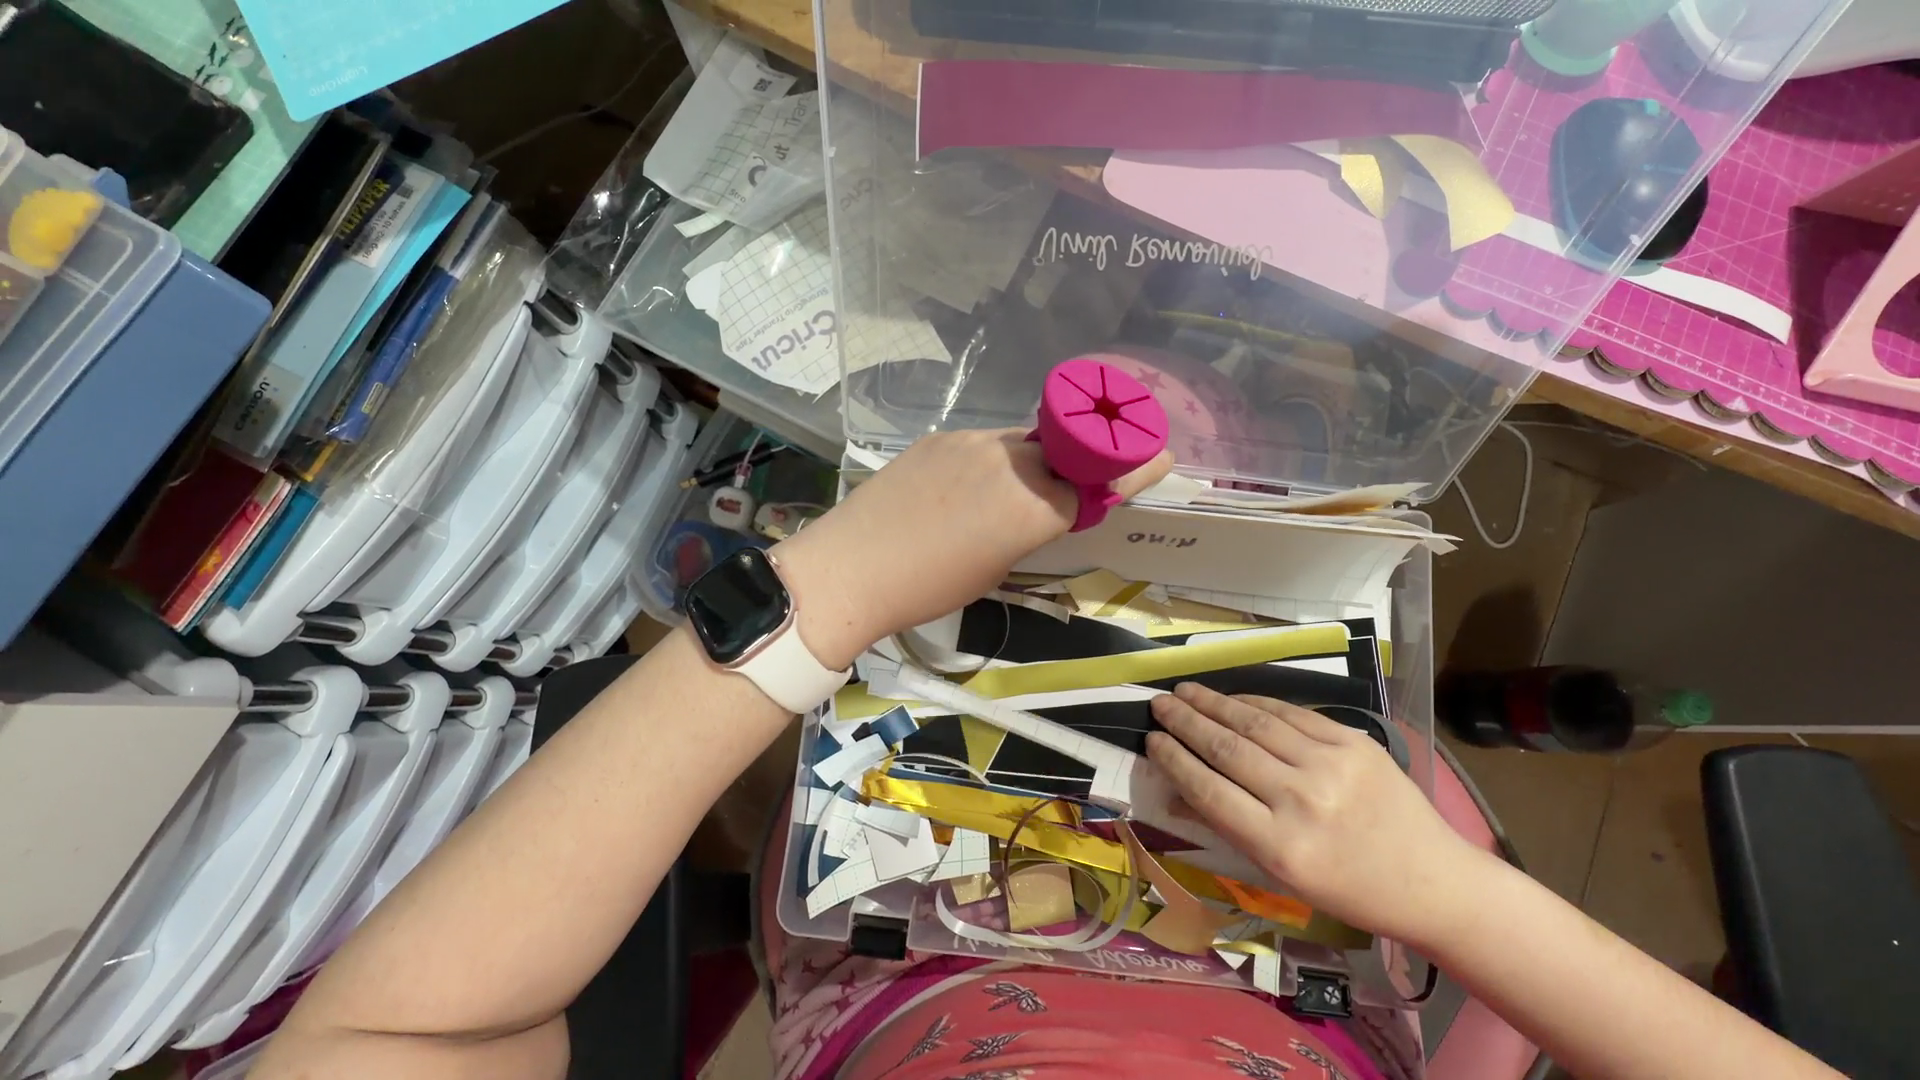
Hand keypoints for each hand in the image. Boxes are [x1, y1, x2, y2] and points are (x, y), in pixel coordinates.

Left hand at [775, 429, 1170, 669]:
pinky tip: (963, 488)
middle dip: (1070, 468)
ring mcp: (972, 444)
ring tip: (1001, 495)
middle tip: (1062, 489)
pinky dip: (990, 462)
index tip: (1160, 452)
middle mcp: (1012, 464)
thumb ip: (1028, 529)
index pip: (1096, 482)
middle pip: (1062, 453)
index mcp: (1034, 508)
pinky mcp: (939, 437)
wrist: (850, 569)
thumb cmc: (928, 588)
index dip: (1131, 469)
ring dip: (1028, 463)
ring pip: (1022, 443)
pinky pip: (983, 443)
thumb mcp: (995, 569)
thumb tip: (1039, 507)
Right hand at [1146, 683, 1488, 947]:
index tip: (1151, 740)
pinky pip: (1293, 714)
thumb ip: (1229, 827)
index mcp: (1280, 846)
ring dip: (1214, 703)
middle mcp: (1302, 800)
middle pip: (1227, 749)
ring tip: (1185, 692)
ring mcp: (1331, 765)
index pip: (1209, 790)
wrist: (1433, 880)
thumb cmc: (1349, 889)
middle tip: (1158, 705)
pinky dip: (1257, 702)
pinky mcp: (1355, 742)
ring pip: (1256, 723)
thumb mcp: (1282, 875)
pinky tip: (1233, 698)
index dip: (1175, 760)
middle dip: (1186, 722)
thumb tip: (1177, 790)